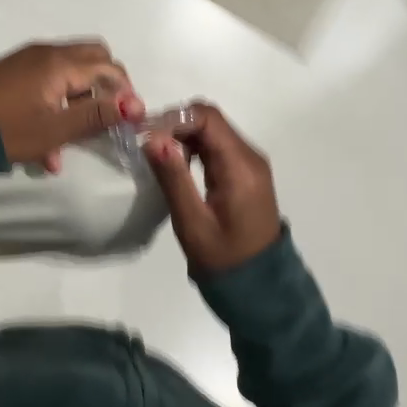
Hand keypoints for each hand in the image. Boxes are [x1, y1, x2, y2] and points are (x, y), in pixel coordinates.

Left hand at [0, 40, 141, 171]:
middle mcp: (47, 52)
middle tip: (107, 120)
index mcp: (60, 63)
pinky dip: (58, 102)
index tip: (130, 122)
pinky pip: (49, 80)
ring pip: (70, 71)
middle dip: (106, 88)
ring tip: (71, 145)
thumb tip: (136, 104)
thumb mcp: (54, 130)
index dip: (126, 92)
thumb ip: (96, 116)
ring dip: (79, 101)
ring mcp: (28, 59)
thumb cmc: (5, 130)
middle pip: (93, 58)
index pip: (109, 67)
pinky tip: (47, 145)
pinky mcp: (13, 71)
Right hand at [144, 103, 281, 271]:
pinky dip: (193, 147)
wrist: (261, 288)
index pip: (206, 117)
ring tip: (157, 156)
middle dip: (175, 124)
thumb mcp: (192, 223)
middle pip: (208, 120)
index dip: (173, 118)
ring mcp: (249, 163)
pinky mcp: (244, 172)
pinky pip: (216, 145)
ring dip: (182, 135)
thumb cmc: (224, 259)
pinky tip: (176, 165)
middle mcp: (249, 156)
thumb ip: (173, 178)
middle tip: (146, 145)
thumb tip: (153, 138)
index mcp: (240, 166)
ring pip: (211, 130)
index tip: (145, 134)